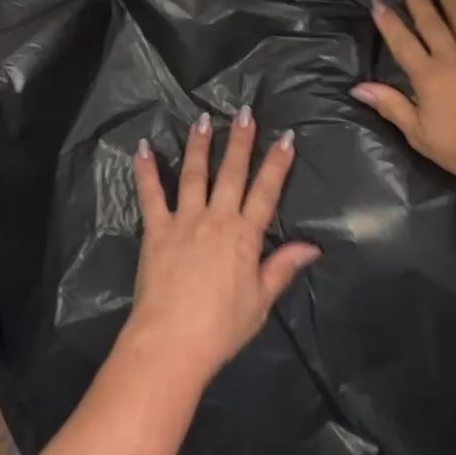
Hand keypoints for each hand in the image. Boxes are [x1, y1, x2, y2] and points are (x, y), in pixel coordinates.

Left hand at [123, 108, 319, 383]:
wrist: (172, 342)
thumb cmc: (221, 327)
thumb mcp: (261, 301)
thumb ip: (283, 267)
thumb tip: (313, 246)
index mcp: (245, 235)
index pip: (266, 191)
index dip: (278, 163)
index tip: (286, 136)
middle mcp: (217, 219)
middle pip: (232, 173)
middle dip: (240, 141)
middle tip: (245, 112)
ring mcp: (184, 221)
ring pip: (194, 174)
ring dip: (199, 145)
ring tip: (202, 119)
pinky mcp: (156, 230)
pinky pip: (150, 195)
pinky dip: (146, 171)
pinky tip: (142, 148)